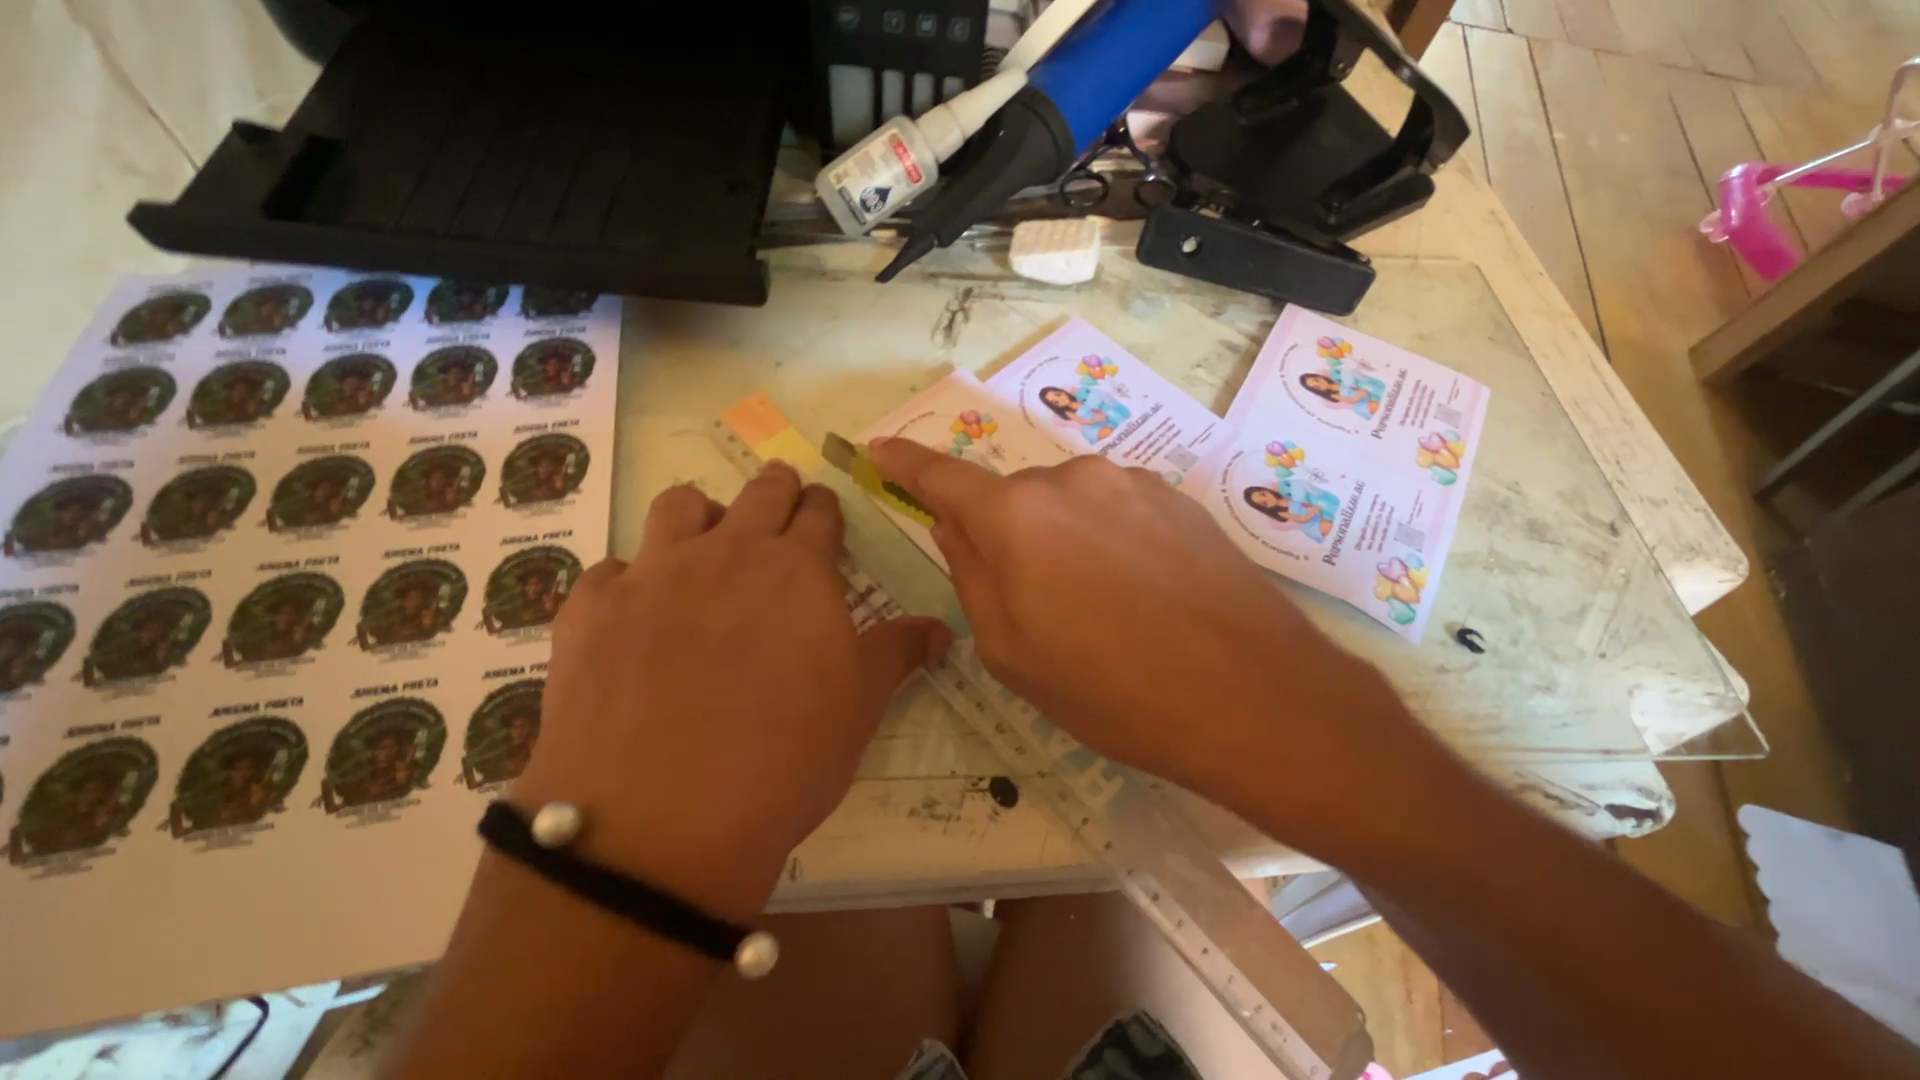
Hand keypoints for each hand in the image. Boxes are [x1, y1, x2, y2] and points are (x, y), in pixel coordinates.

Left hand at [513, 463, 948, 916]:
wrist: (662, 814)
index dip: (824, 509)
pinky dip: (627, 582)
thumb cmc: (785, 755)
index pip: (818, 515)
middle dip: (774, 488)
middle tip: (780, 496)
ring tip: (704, 540)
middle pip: (757, 495)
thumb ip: (896, 654)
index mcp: (796, 570)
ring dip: (699, 514)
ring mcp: (651, 577)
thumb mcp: (859, 706)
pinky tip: (632, 616)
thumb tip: (940, 627)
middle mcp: (724, 554)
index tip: (823, 510)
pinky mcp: (590, 612)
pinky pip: (610, 572)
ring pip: (677, 508)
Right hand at [870, 439, 1422, 842]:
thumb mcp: (1013, 654)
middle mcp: (1070, 480)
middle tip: (1039, 610)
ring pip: (1070, 507)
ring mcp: (1131, 482)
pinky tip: (1145, 599)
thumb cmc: (1112, 691)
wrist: (1251, 697)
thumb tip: (956, 528)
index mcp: (1015, 518)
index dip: (906, 465)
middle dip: (1010, 541)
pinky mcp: (1179, 498)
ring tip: (1105, 613)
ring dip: (1065, 545)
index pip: (942, 478)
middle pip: (1014, 502)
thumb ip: (972, 578)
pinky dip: (1111, 545)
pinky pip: (1118, 512)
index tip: (878, 449)